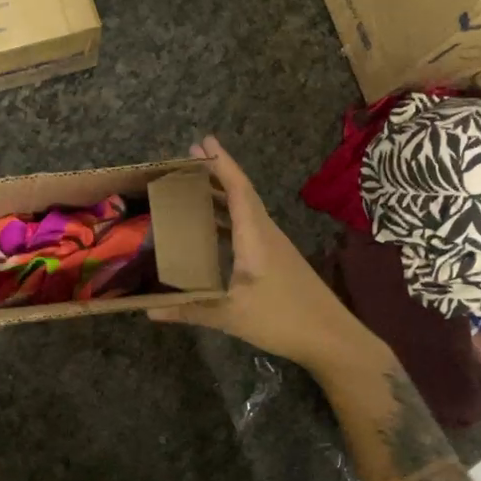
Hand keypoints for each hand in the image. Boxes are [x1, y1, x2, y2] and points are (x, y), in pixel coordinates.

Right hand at [149, 137, 377, 373]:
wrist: (331, 338)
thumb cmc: (282, 319)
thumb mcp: (231, 317)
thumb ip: (190, 310)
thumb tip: (149, 311)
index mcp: (255, 237)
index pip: (238, 190)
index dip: (221, 164)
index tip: (203, 142)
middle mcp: (266, 234)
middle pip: (241, 193)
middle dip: (217, 173)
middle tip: (190, 158)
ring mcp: (274, 247)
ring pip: (246, 210)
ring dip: (222, 195)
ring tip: (194, 187)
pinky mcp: (276, 260)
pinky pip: (248, 226)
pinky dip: (228, 218)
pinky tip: (213, 228)